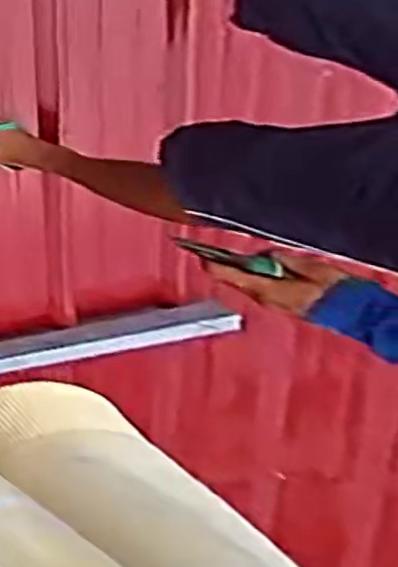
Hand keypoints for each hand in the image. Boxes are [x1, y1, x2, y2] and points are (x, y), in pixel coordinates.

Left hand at [200, 249, 352, 317]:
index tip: (196, 247)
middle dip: (229, 263)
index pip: (219, 272)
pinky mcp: (284, 309)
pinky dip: (259, 280)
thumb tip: (264, 255)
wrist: (369, 319)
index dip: (207, 258)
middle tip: (230, 251)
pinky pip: (261, 290)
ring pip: (245, 284)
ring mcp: (273, 306)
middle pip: (230, 278)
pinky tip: (270, 273)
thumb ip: (282, 259)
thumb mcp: (313, 268)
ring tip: (257, 261)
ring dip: (246, 271)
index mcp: (265, 288)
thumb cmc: (343, 294)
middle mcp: (262, 299)